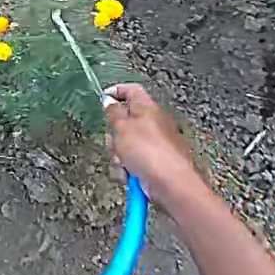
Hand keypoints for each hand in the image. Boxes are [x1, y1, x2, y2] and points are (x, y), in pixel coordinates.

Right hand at [103, 83, 205, 205]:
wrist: (171, 184)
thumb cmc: (148, 152)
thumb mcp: (122, 128)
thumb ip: (113, 112)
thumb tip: (109, 100)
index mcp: (147, 108)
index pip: (131, 90)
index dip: (116, 91)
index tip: (103, 99)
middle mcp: (152, 124)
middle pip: (124, 122)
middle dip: (114, 136)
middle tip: (115, 143)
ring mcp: (154, 145)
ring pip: (125, 145)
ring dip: (119, 156)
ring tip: (125, 164)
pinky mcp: (154, 163)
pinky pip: (132, 162)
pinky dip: (127, 170)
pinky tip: (130, 176)